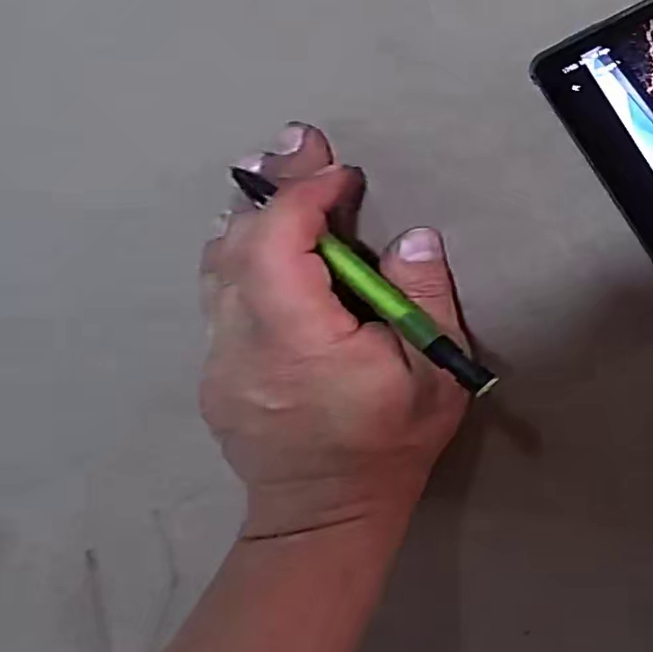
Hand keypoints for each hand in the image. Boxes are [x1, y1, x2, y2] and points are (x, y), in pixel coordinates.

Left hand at [199, 123, 469, 538]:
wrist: (327, 511)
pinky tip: (267, 230)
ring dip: (251, 213)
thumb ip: (425, 299)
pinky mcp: (221, 367)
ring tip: (276, 168)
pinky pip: (222, 291)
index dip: (306, 201)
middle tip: (299, 139)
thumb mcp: (434, 370)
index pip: (280, 253)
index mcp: (299, 344)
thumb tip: (414, 238)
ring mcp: (221, 359)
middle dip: (273, 188)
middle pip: (237, 249)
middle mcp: (242, 346)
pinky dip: (245, 247)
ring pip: (218, 269)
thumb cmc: (394, 438)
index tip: (345, 174)